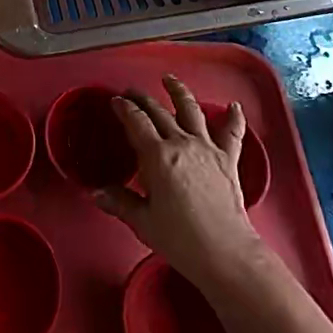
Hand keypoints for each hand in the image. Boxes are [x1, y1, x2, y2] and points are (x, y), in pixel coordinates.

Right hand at [94, 76, 264, 288]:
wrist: (224, 252)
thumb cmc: (180, 238)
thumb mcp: (142, 221)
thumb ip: (120, 202)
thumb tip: (97, 193)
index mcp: (157, 155)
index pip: (136, 121)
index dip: (124, 108)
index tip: (116, 102)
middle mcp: (182, 143)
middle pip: (159, 112)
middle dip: (143, 99)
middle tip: (132, 93)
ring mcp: (207, 149)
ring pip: (192, 110)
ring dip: (179, 92)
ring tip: (170, 80)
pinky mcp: (228, 160)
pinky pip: (232, 133)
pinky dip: (234, 118)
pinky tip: (234, 106)